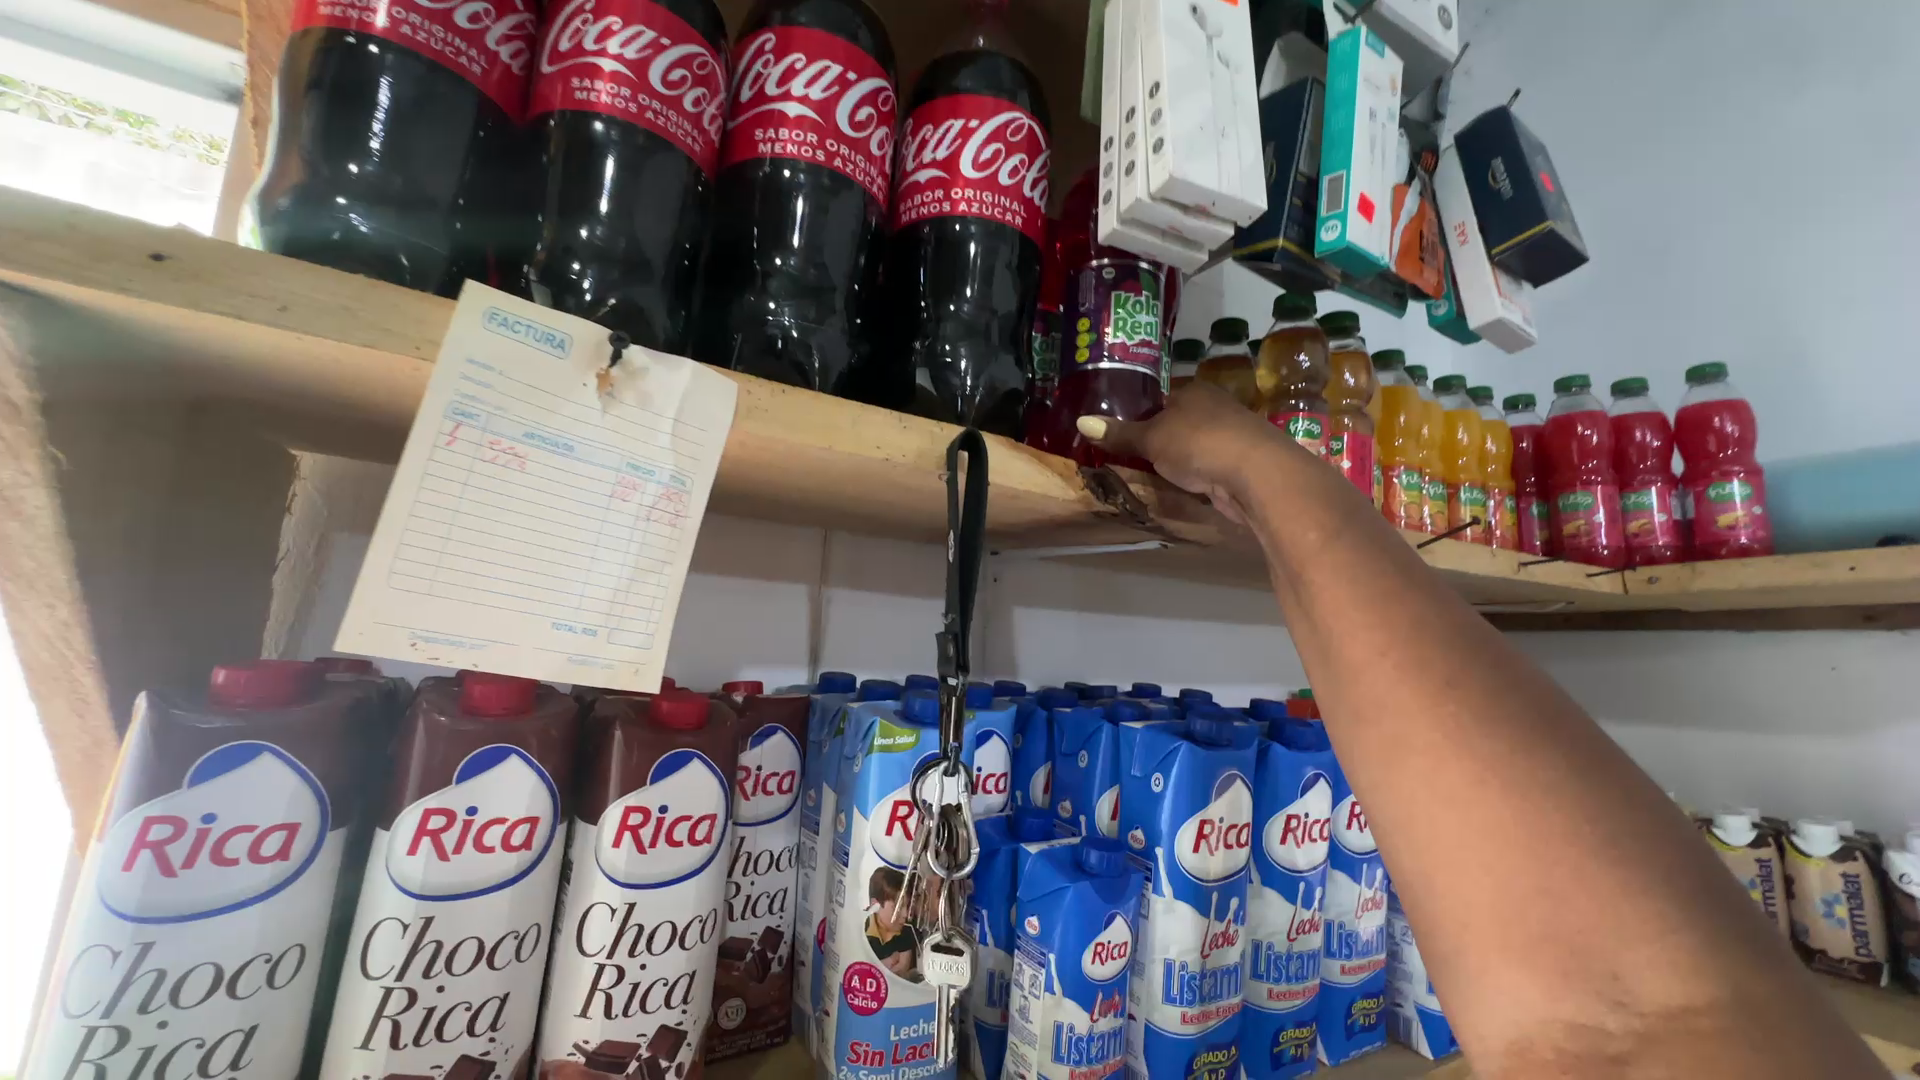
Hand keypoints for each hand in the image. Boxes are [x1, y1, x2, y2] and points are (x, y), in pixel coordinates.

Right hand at [1075, 382, 1285, 523]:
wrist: (1256, 474)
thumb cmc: (1199, 442)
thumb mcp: (1150, 437)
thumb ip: (1119, 433)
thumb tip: (1080, 421)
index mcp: (1195, 391)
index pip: (1161, 400)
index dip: (1140, 416)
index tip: (1119, 435)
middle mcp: (1215, 408)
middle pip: (1177, 424)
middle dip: (1158, 441)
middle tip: (1127, 459)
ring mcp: (1230, 438)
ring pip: (1193, 449)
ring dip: (1177, 463)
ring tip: (1148, 477)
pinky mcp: (1238, 467)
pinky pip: (1206, 470)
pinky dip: (1194, 479)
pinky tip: (1180, 489)